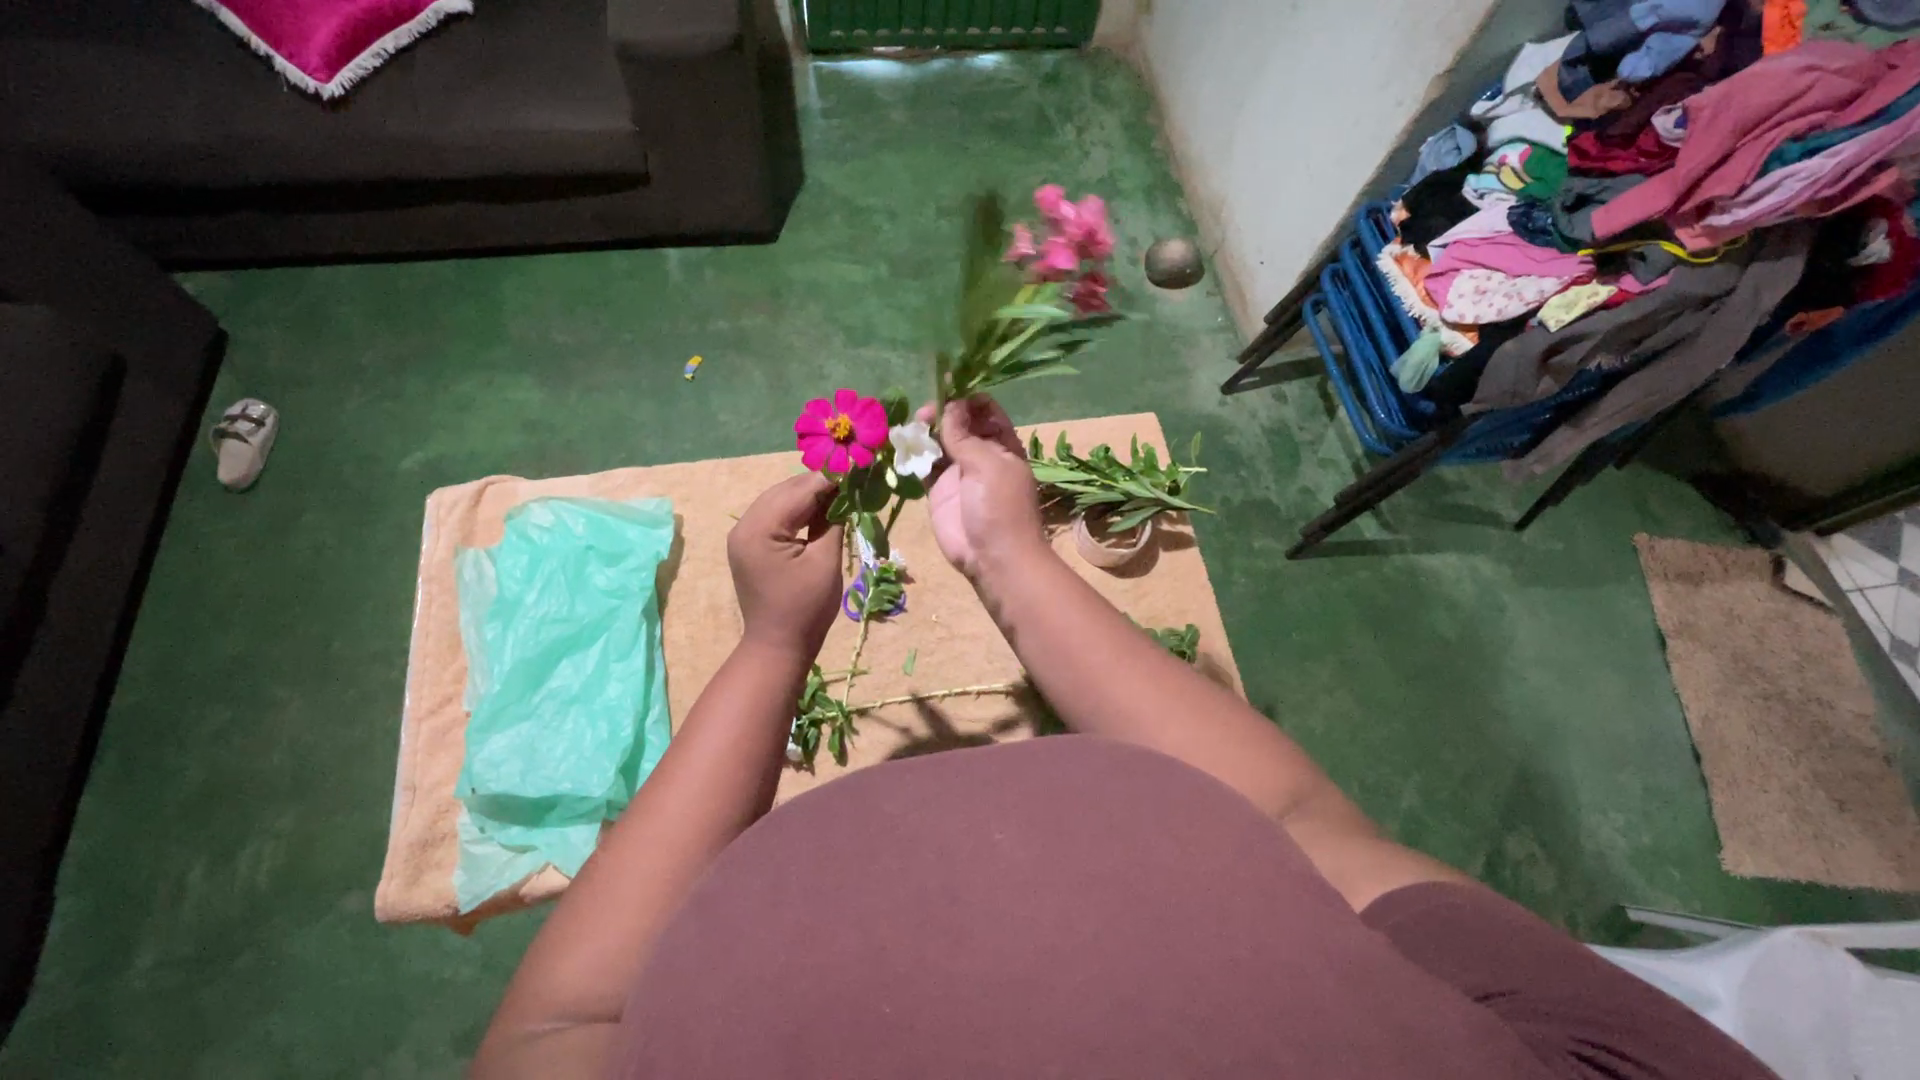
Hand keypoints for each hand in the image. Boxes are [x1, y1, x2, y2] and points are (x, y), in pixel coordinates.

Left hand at [728, 474, 844, 660]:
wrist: (779, 646)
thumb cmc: (806, 608)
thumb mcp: (826, 562)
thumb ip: (833, 520)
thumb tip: (844, 492)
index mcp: (760, 529)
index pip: (799, 490)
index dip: (830, 478)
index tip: (858, 468)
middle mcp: (744, 525)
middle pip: (785, 490)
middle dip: (819, 483)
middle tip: (853, 479)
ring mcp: (743, 534)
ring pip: (779, 499)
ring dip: (808, 494)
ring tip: (841, 492)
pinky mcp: (749, 544)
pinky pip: (774, 515)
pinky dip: (797, 509)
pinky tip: (820, 509)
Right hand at [924, 396, 1046, 583]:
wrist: (993, 557)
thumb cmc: (1000, 507)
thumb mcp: (987, 464)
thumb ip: (964, 434)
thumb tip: (950, 403)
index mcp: (1002, 444)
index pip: (984, 410)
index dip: (966, 398)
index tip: (946, 387)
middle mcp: (980, 454)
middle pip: (958, 423)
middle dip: (941, 413)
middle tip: (923, 414)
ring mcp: (958, 473)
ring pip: (939, 443)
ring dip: (925, 432)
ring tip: (911, 428)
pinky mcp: (938, 491)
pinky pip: (924, 466)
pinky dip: (913, 455)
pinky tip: (903, 446)